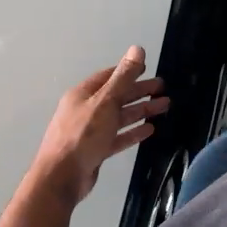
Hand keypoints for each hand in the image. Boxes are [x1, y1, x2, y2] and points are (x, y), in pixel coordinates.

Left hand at [27, 46, 169, 206]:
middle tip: (163, 88)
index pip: (109, 76)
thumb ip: (124, 76)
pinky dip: (133, 132)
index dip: (128, 71)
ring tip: (164, 106)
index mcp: (83, 95)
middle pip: (117, 96)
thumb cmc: (83, 135)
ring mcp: (90, 132)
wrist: (61, 178)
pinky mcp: (95, 150)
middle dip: (140, 91)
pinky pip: (118, 137)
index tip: (149, 69)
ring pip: (120, 116)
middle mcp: (85, 110)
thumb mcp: (106, 101)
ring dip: (141, 110)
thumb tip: (137, 48)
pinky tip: (149, 129)